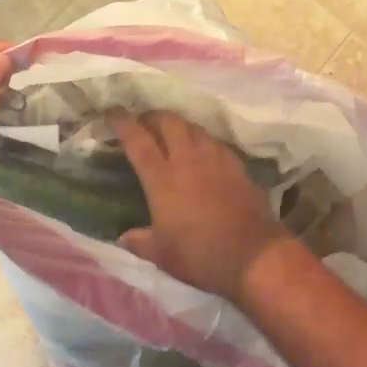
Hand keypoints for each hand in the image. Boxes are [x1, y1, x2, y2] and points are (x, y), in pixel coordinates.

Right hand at [111, 111, 292, 302]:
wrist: (252, 254)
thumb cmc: (200, 255)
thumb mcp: (162, 255)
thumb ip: (139, 241)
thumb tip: (123, 236)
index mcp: (162, 178)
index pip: (138, 140)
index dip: (123, 123)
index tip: (113, 112)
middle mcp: (187, 159)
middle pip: (168, 122)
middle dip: (153, 116)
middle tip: (144, 122)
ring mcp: (214, 157)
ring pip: (193, 126)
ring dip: (178, 124)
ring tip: (172, 132)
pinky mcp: (236, 163)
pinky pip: (214, 141)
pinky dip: (202, 139)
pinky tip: (202, 150)